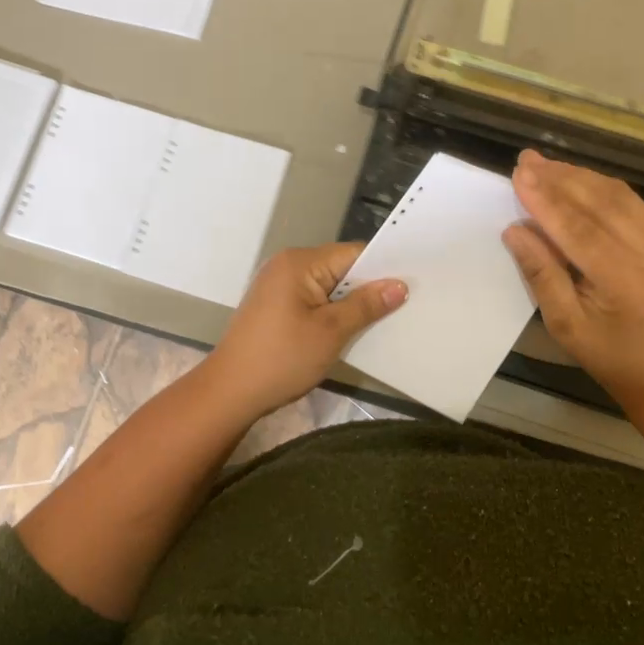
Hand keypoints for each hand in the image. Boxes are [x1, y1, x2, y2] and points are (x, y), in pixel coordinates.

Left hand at [204, 243, 406, 415]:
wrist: (230, 391)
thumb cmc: (282, 358)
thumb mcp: (331, 332)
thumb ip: (365, 305)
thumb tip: (399, 285)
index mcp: (299, 262)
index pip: (352, 254)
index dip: (383, 268)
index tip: (413, 284)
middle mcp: (287, 265)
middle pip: (341, 268)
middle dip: (368, 287)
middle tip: (406, 305)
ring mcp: (278, 286)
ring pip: (328, 287)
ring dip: (350, 304)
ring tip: (384, 319)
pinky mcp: (274, 306)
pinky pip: (313, 301)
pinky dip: (331, 313)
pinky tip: (350, 331)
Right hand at [501, 150, 643, 395]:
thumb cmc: (607, 353)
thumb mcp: (565, 325)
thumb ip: (542, 275)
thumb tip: (515, 230)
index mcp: (625, 284)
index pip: (580, 232)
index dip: (547, 202)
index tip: (519, 175)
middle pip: (601, 205)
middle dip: (560, 180)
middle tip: (525, 160)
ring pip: (617, 197)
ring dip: (577, 177)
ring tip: (542, 164)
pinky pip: (630, 203)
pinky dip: (597, 186)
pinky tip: (572, 179)